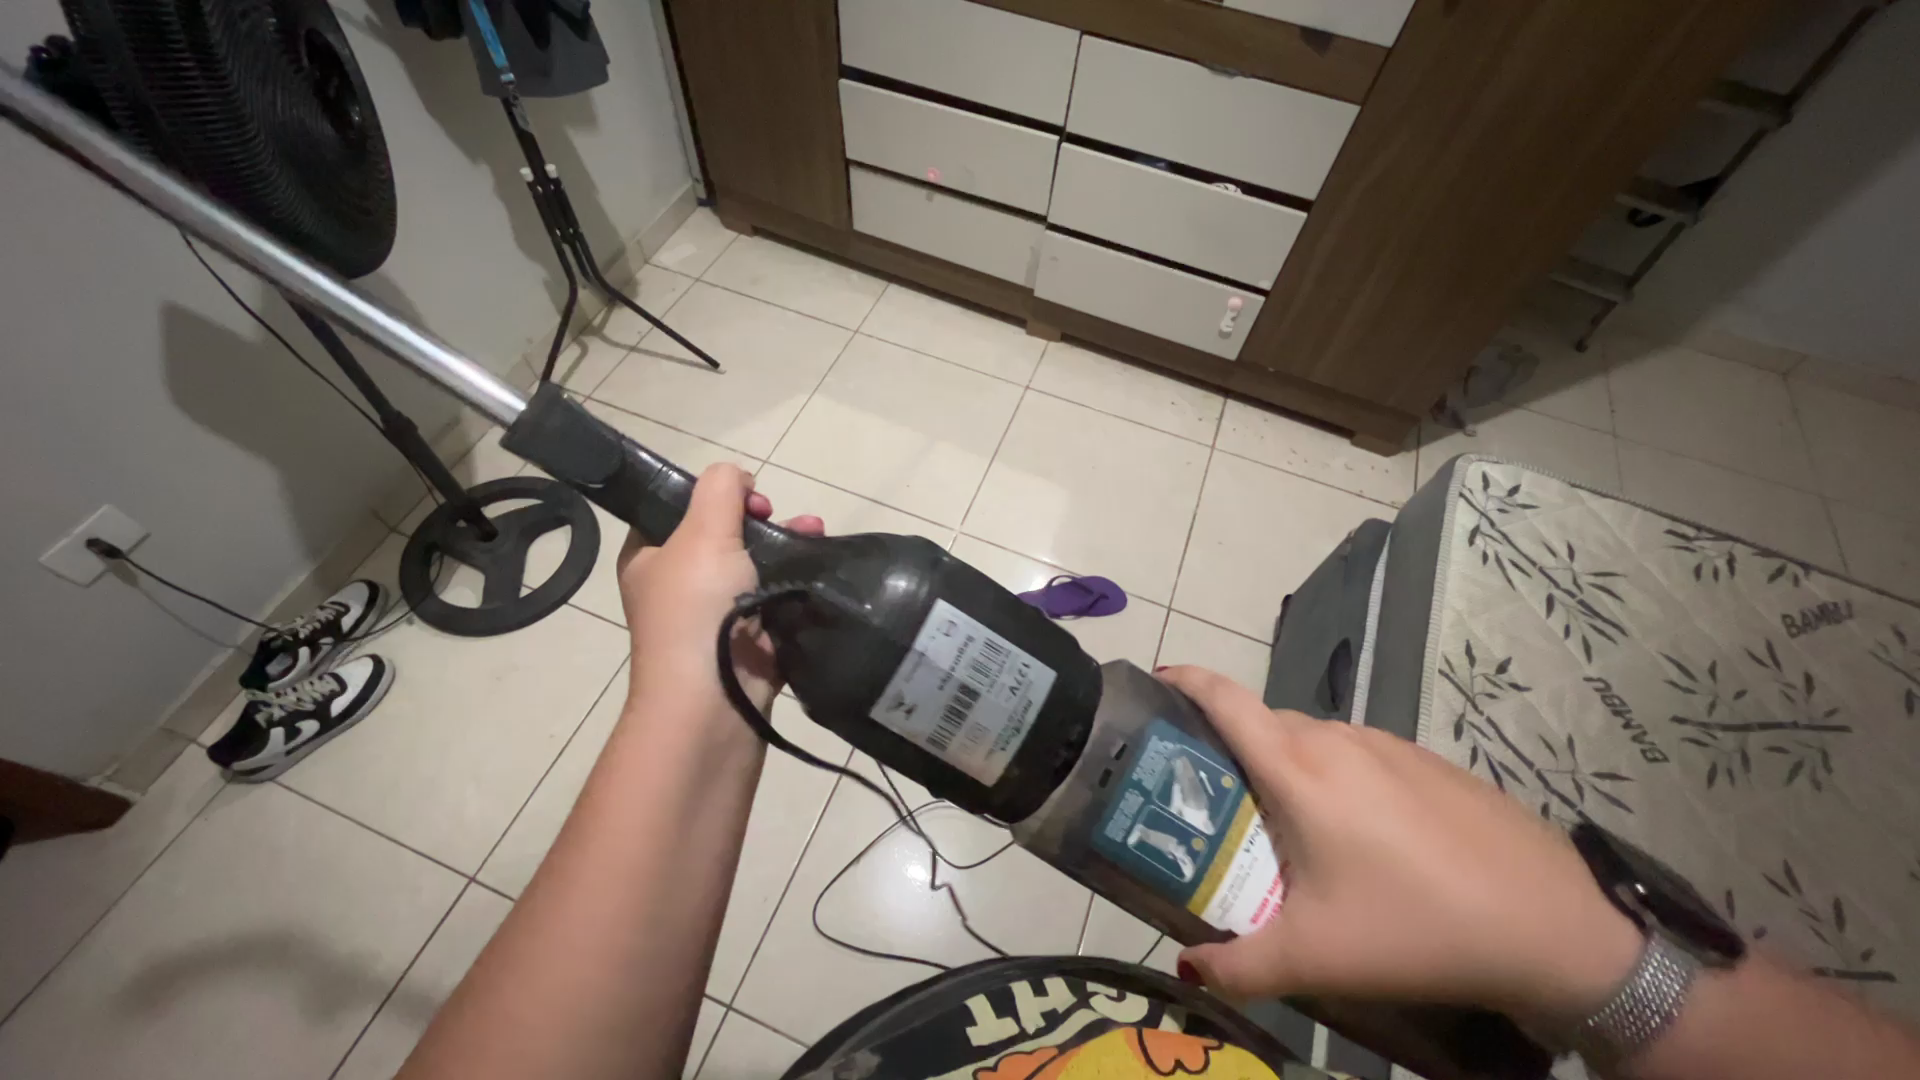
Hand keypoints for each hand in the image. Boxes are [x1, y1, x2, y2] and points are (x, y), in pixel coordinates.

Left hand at [616, 464, 824, 721]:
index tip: (745, 496)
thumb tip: (735, 477)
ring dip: (786, 543)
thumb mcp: (702, 533)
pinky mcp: (751, 637)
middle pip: (723, 535)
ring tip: (816, 529)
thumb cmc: (696, 609)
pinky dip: (797, 580)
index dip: (712, 495)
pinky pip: (776, 597)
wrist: (715, 699)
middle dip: (759, 518)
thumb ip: (719, 491)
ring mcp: (717, 614)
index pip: (677, 510)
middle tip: (780, 514)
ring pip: (755, 564)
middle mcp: (680, 586)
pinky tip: (820, 562)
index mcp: (651, 559)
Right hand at [1157, 665, 1641, 1027]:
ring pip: (1312, 741)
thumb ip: (1239, 964)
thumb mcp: (1317, 958)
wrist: (1557, 929)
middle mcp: (1337, 740)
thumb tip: (1187, 966)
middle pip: (1264, 724)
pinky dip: (1335, 779)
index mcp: (1299, 768)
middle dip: (1231, 748)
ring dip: (1287, 768)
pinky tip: (1362, 840)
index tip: (1155, 684)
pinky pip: (1358, 755)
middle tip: (1214, 799)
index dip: (1185, 680)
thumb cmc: (1417, 929)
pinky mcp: (1428, 761)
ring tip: (1287, 829)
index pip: (1225, 700)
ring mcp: (1389, 745)